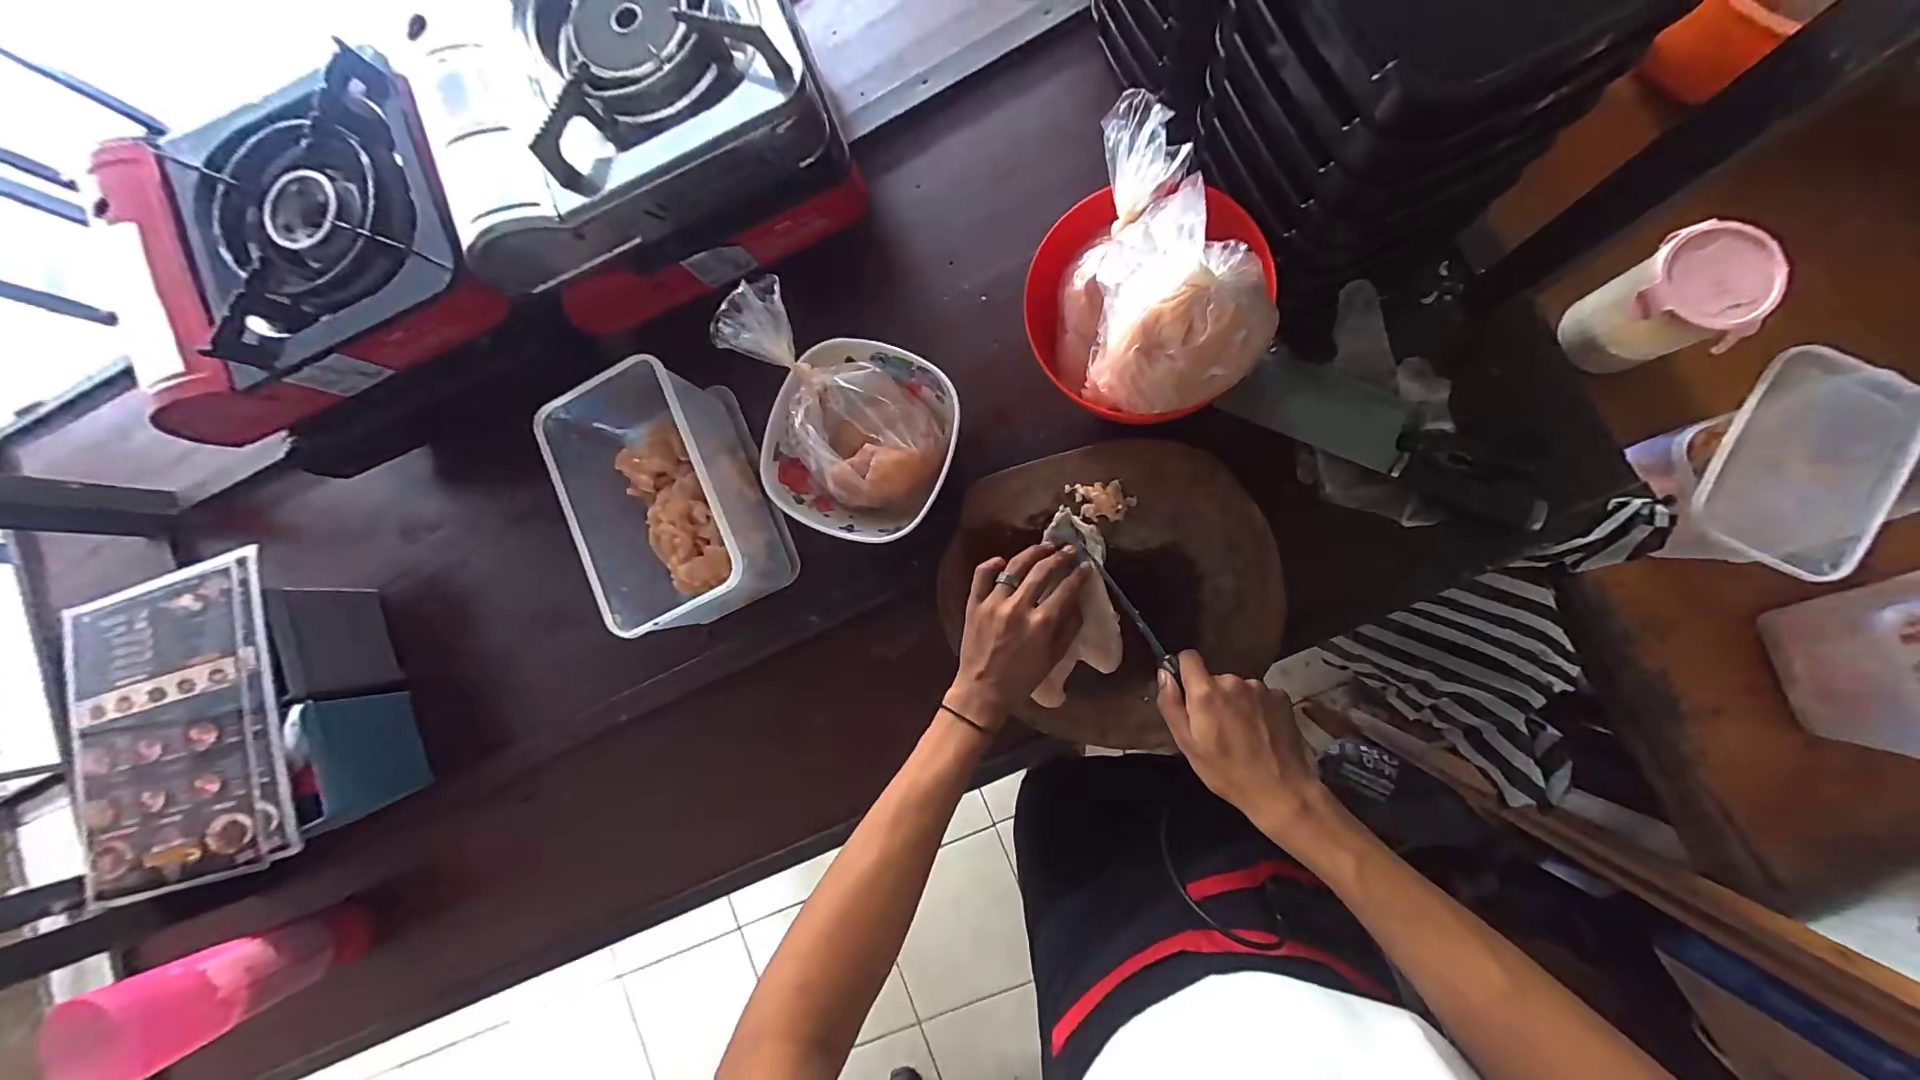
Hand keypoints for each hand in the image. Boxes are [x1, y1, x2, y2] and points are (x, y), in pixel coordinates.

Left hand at [947, 544, 1089, 727]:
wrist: (982, 692)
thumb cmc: (1022, 679)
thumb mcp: (1053, 658)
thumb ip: (1068, 629)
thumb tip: (1079, 604)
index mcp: (1040, 624)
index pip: (1065, 589)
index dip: (1079, 575)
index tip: (1086, 566)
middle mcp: (1017, 608)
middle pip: (1042, 572)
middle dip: (1060, 557)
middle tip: (1069, 550)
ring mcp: (993, 604)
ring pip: (1014, 567)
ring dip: (1032, 553)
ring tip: (1045, 547)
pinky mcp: (974, 604)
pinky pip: (982, 576)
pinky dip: (992, 564)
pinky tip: (1003, 560)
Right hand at [1156, 650, 1325, 834]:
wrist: (1282, 791)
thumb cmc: (1226, 772)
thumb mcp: (1187, 744)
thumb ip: (1171, 705)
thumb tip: (1164, 674)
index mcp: (1206, 692)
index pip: (1188, 657)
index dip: (1184, 670)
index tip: (1187, 690)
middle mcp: (1233, 681)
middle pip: (1214, 678)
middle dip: (1212, 696)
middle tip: (1217, 728)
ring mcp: (1260, 688)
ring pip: (1238, 688)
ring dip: (1236, 703)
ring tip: (1243, 733)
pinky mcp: (1281, 697)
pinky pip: (1260, 695)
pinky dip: (1258, 708)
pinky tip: (1262, 732)